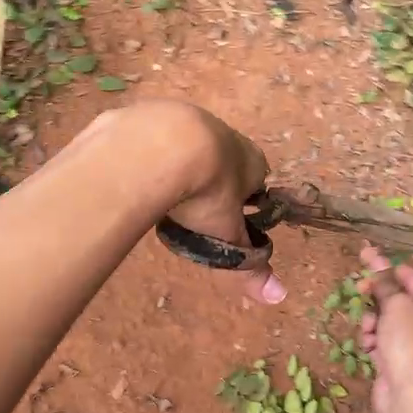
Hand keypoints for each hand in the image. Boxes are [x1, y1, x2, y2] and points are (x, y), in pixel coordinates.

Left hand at [75, 100, 282, 304]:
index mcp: (250, 160)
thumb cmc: (205, 191)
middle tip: (192, 210)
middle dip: (211, 180)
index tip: (227, 219)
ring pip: (188, 145)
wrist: (161, 145)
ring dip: (179, 165)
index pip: (257, 179)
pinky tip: (134, 175)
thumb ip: (246, 264)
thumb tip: (278, 296)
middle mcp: (225, 134)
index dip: (245, 200)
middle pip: (224, 159)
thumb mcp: (225, 233)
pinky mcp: (152, 116)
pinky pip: (153, 138)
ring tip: (160, 195)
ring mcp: (188, 119)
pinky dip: (147, 155)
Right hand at [359, 245, 412, 412]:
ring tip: (369, 331)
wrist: (406, 395)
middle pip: (395, 298)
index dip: (387, 267)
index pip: (410, 277)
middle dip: (376, 297)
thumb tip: (375, 258)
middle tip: (360, 289)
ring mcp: (411, 341)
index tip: (365, 255)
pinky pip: (379, 338)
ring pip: (383, 318)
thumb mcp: (396, 306)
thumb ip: (384, 283)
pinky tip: (368, 347)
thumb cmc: (408, 343)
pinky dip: (371, 340)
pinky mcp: (395, 358)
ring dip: (372, 322)